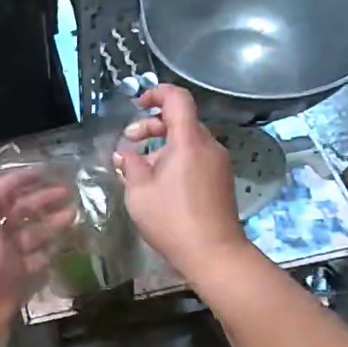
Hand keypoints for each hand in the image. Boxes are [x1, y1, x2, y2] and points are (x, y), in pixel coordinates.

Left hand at [0, 163, 74, 346]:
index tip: (49, 170)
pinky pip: (38, 257)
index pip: (3, 191)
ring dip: (52, 223)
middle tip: (70, 192)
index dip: (24, 179)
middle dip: (43, 200)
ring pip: (33, 233)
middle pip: (21, 210)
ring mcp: (6, 255)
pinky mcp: (17, 275)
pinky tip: (69, 242)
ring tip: (75, 215)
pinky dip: (52, 249)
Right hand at [115, 84, 250, 276]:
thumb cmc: (172, 219)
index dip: (157, 93)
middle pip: (182, 120)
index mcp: (189, 141)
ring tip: (140, 169)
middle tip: (129, 143)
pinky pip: (197, 158)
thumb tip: (126, 153)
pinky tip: (160, 184)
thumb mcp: (139, 191)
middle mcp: (209, 146)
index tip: (137, 104)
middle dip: (152, 125)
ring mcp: (219, 164)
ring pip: (189, 141)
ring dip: (163, 146)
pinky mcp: (222, 181)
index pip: (178, 98)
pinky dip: (177, 160)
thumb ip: (130, 165)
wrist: (213, 253)